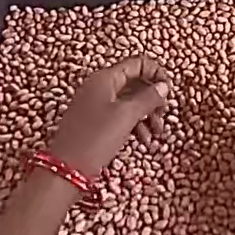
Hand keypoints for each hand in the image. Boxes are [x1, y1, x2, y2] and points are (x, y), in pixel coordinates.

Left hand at [48, 56, 171, 178]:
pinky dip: (134, 124)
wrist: (66, 170)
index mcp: (105, 78)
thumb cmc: (96, 138)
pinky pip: (120, 116)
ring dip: (146, 114)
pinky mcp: (95, 123)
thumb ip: (148, 98)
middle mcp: (99, 87)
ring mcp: (96, 105)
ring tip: (156, 132)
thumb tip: (163, 86)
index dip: (155, 73)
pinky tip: (143, 140)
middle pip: (135, 83)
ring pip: (129, 102)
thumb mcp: (126, 116)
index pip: (137, 64)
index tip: (168, 92)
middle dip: (153, 98)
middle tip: (163, 115)